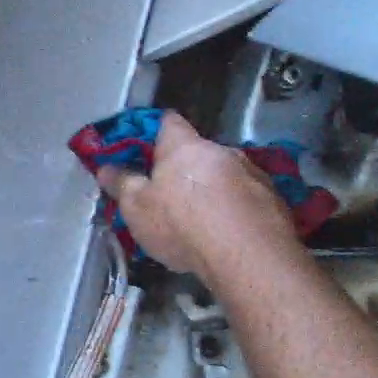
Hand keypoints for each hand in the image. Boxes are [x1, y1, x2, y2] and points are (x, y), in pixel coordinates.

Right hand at [95, 111, 296, 279]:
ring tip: (192, 218)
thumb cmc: (181, 224)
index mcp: (185, 148)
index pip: (168, 122)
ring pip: (220, 174)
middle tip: (162, 193)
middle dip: (179, 168)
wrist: (247, 255)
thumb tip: (106, 168)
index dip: (152, 130)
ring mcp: (251, 173)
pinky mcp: (271, 198)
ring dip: (205, 188)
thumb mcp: (136, 208)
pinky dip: (228, 206)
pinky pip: (241, 195)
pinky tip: (218, 231)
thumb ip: (122, 184)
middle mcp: (222, 151)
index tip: (140, 146)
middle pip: (195, 152)